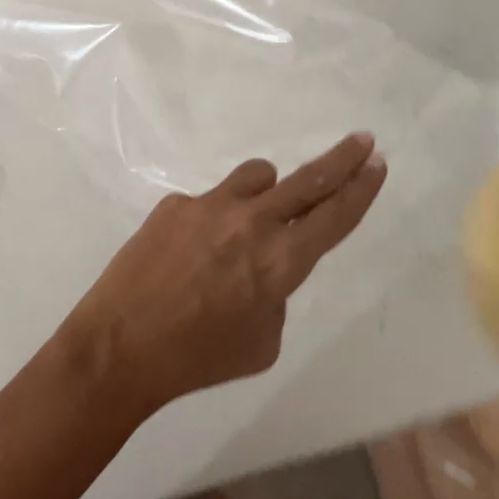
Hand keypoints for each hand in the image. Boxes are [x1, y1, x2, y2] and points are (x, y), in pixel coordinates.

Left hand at [55, 132, 388, 414]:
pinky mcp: (174, 205)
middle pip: (309, 180)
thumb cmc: (198, 358)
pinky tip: (189, 253)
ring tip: (255, 216)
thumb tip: (261, 268)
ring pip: (257, 175)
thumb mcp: (263, 342)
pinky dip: (213, 220)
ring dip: (269, 189)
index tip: (377, 163)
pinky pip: (209, 201)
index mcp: (281, 262)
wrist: (120, 346)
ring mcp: (210, 207)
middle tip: (362, 140)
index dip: (361, 189)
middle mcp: (252, 223)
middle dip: (342, 159)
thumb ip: (275, 297)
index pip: (335, 216)